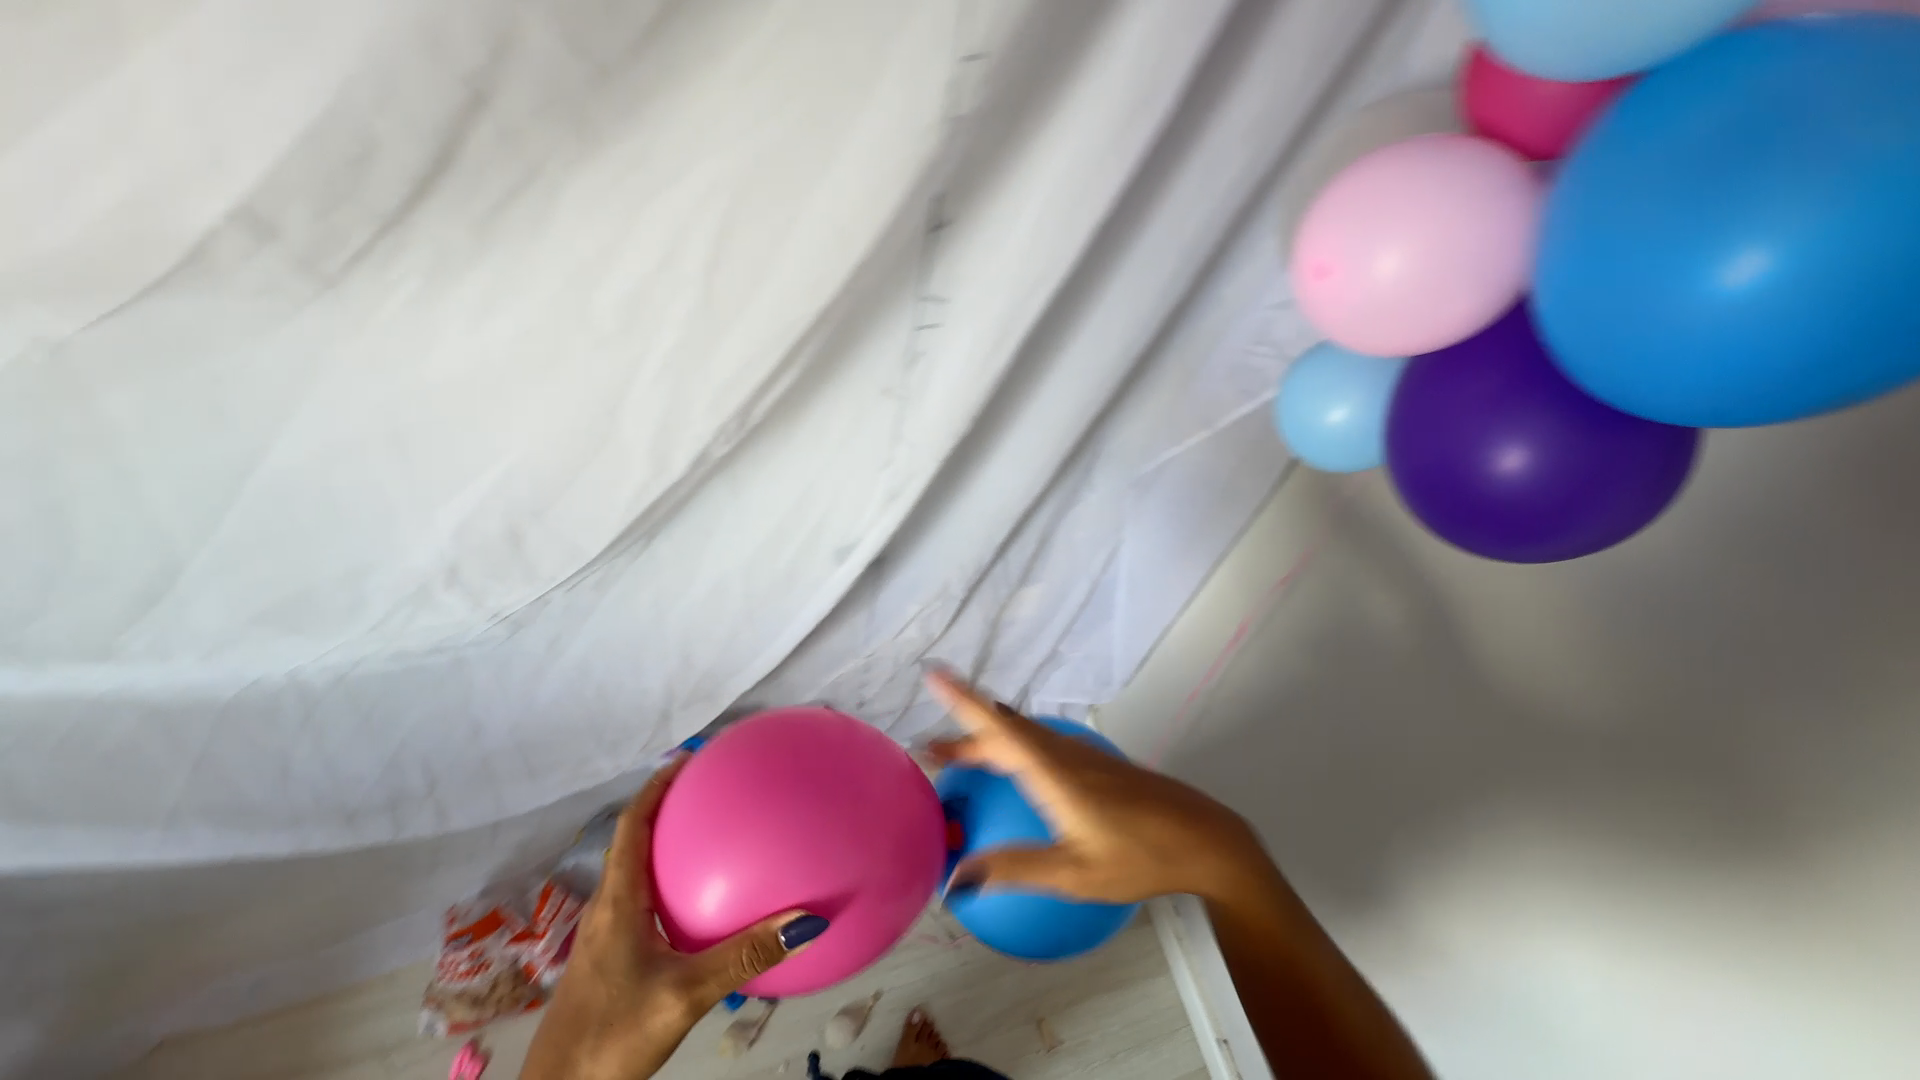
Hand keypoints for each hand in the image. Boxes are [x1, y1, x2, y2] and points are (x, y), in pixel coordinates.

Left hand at [519, 757, 828, 1079]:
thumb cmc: (611, 1036)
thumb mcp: (685, 995)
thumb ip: (744, 956)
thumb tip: (809, 919)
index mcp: (617, 902)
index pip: (631, 825)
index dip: (656, 786)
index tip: (688, 757)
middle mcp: (610, 911)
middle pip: (636, 842)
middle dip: (670, 810)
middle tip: (714, 790)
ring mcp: (610, 940)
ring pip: (642, 877)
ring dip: (672, 850)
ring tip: (718, 839)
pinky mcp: (616, 966)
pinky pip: (650, 911)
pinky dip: (679, 894)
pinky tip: (712, 914)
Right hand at [925, 669, 1268, 905]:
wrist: (1205, 838)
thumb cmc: (1141, 858)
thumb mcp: (1076, 874)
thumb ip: (1016, 869)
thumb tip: (957, 879)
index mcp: (1054, 774)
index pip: (999, 730)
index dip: (964, 701)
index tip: (934, 676)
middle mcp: (1065, 755)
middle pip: (1006, 732)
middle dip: (965, 733)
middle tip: (929, 749)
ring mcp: (1084, 755)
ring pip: (1025, 737)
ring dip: (989, 740)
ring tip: (959, 756)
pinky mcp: (1098, 763)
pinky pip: (1043, 745)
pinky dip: (1015, 748)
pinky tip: (1014, 767)